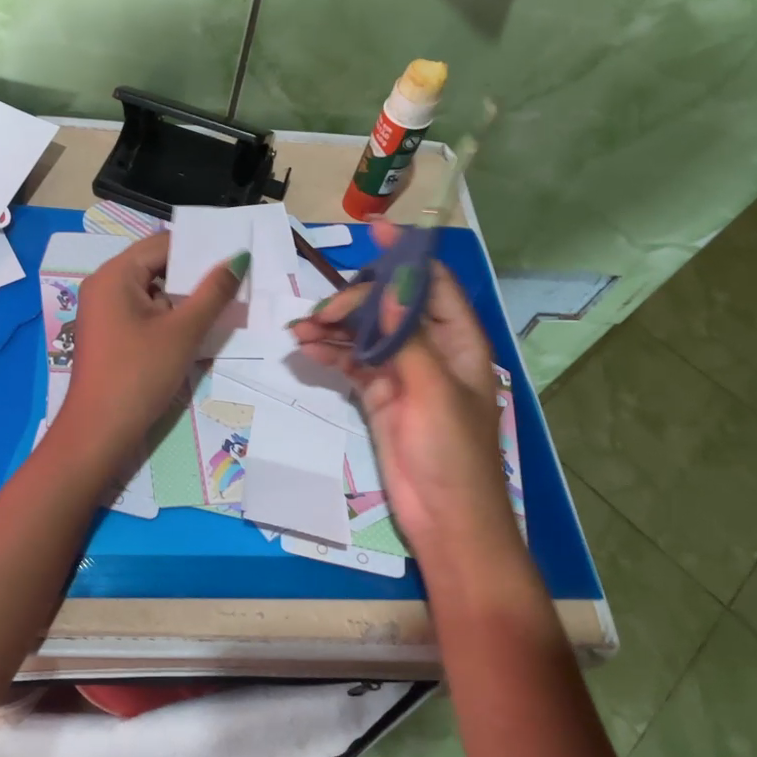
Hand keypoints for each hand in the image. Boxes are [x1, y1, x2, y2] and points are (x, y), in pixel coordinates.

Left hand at [57, 233, 245, 466]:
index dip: (200, 248)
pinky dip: (167, 314)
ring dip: (182, 296)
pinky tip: (194, 326)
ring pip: (151, 289)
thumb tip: (237, 259)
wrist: (98, 431)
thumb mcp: (183, 331)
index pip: (163, 244)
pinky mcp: (107, 332)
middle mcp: (103, 284)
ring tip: (220, 302)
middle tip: (234, 279)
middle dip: (193, 273)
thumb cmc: (139, 374)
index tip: (235, 255)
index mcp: (114, 274)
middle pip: (155, 264)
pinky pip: (141, 310)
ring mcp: (102, 309)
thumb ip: (212, 292)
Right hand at [288, 222, 517, 559]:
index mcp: (458, 341)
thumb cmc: (453, 456)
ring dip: (333, 328)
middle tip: (319, 315)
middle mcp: (430, 349)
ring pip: (364, 333)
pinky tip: (305, 350)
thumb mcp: (433, 392)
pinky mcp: (379, 396)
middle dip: (353, 302)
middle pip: (389, 305)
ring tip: (298, 332)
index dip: (405, 257)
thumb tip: (390, 284)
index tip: (373, 233)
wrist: (446, 523)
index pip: (431, 284)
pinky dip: (329, 354)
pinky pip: (350, 362)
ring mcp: (402, 373)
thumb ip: (408, 338)